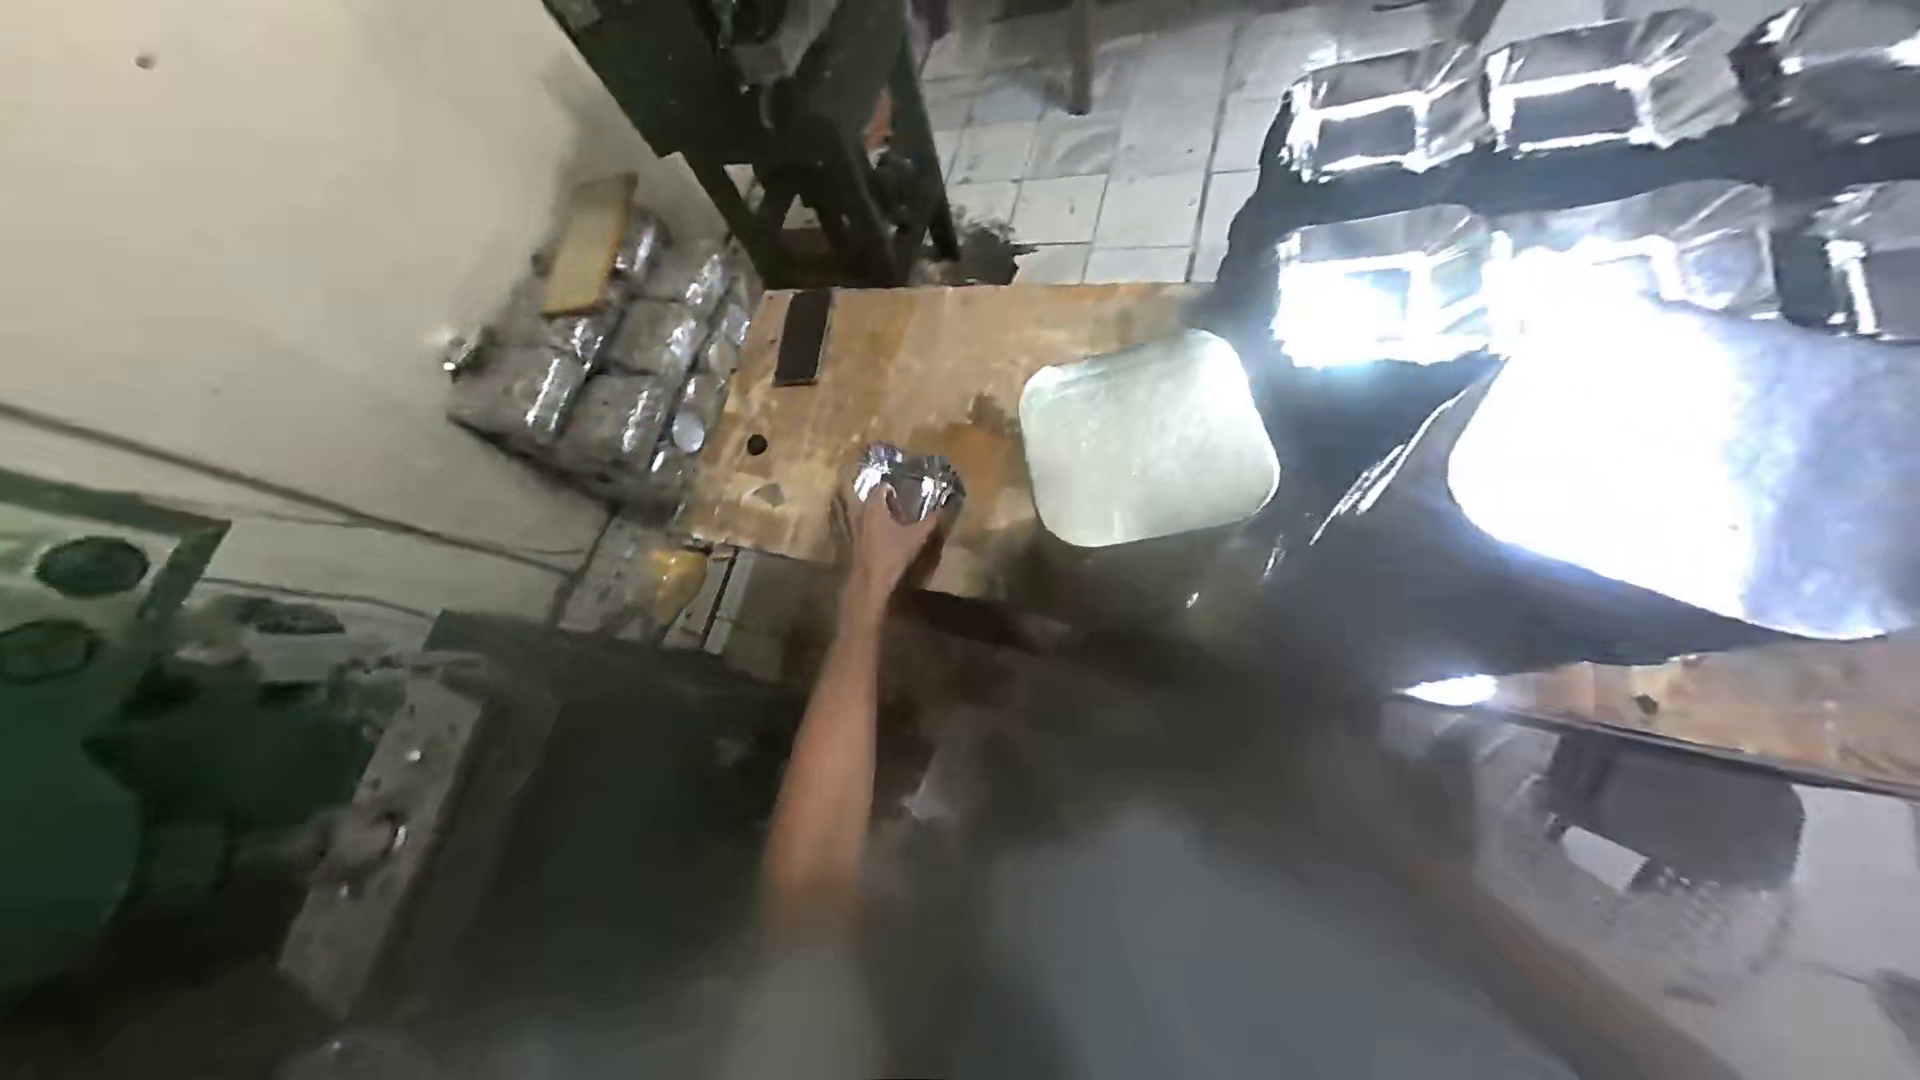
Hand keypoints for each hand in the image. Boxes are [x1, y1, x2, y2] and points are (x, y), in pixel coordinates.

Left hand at [839, 489, 941, 626]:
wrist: (870, 582)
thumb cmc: (892, 555)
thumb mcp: (916, 537)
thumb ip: (931, 521)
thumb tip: (945, 508)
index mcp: (875, 507)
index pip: (880, 487)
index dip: (892, 487)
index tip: (903, 492)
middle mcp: (862, 514)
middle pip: (872, 500)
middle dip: (885, 500)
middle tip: (901, 505)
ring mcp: (855, 529)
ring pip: (867, 514)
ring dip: (879, 514)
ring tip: (895, 520)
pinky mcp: (853, 543)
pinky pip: (864, 527)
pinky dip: (873, 527)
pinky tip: (885, 538)